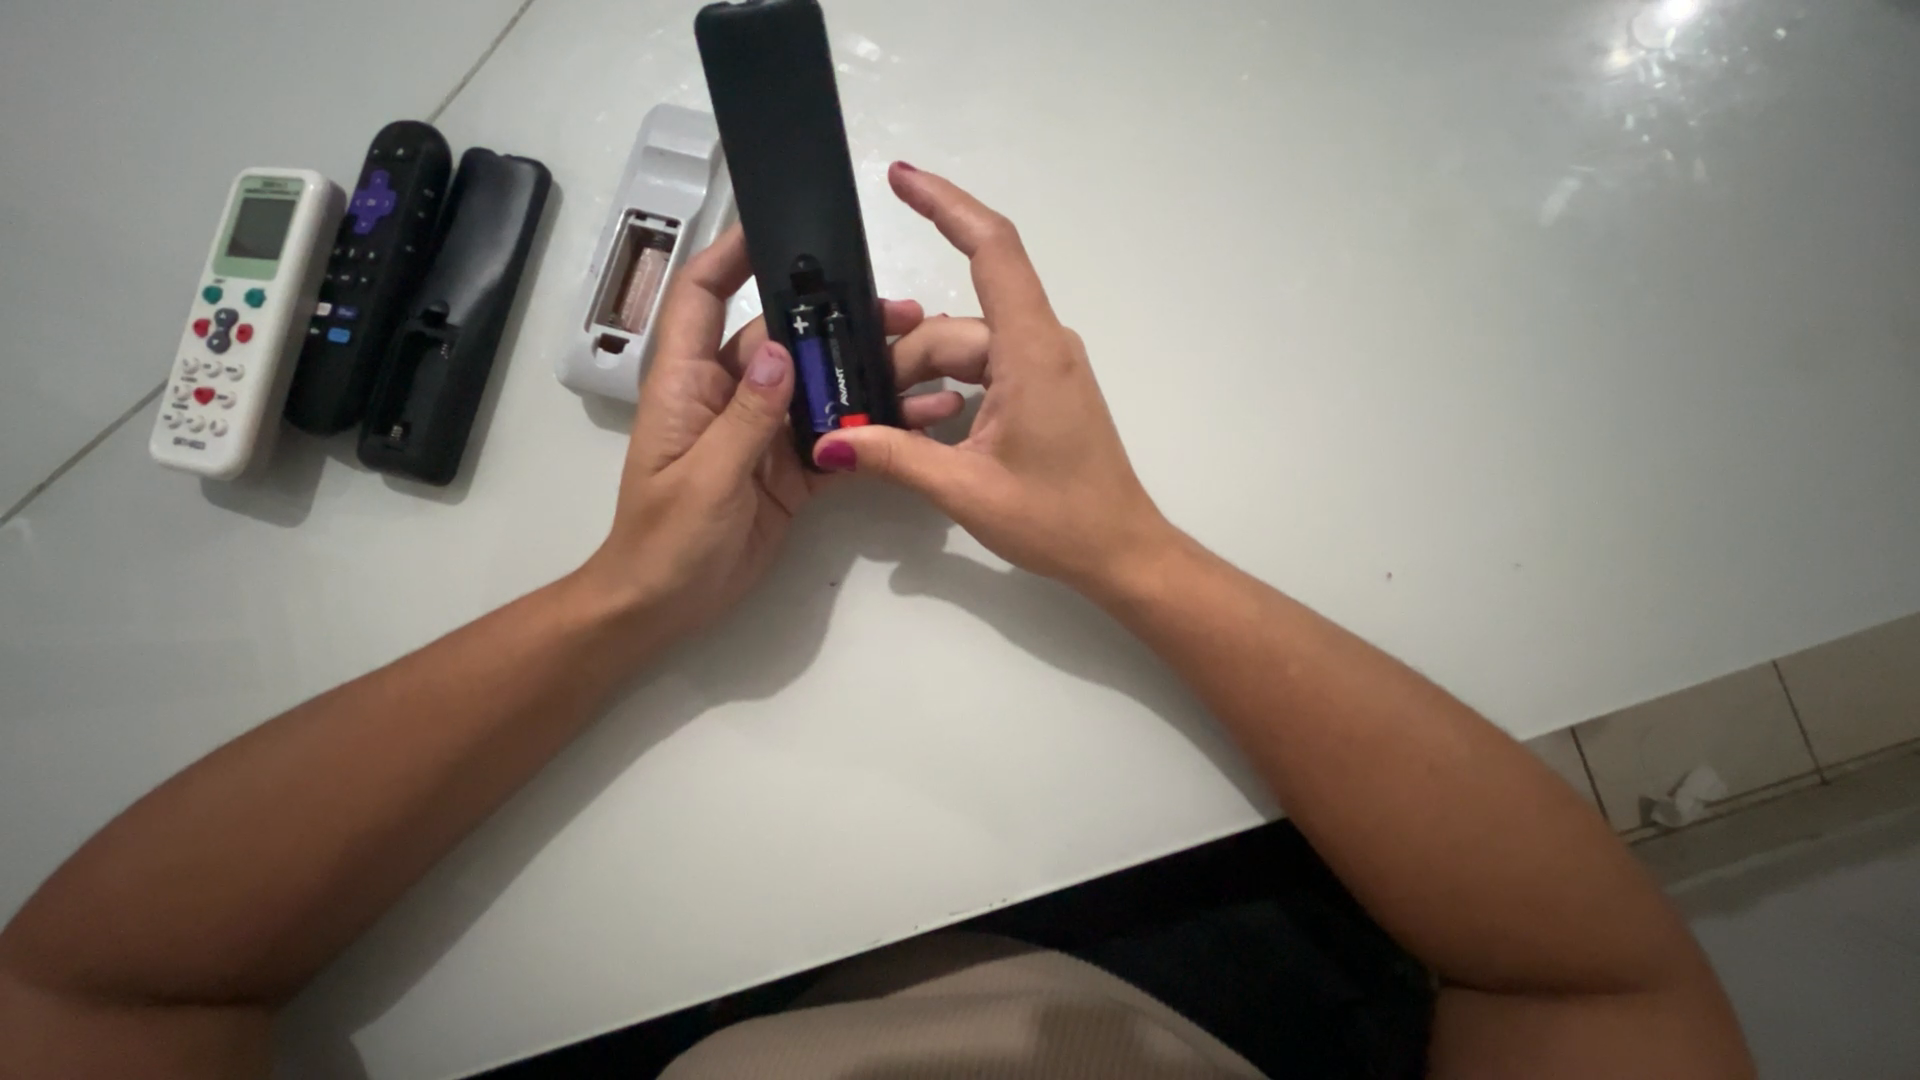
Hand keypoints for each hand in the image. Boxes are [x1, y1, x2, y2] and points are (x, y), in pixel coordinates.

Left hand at [576, 225, 978, 643]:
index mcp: (688, 383)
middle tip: (902, 312)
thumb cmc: (665, 539)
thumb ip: (744, 415)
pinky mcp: (791, 468)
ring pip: (818, 386)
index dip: (731, 254)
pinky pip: (833, 437)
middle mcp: (728, 395)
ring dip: (864, 373)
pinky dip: (870, 430)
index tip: (778, 224)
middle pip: (783, 338)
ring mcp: (764, 432)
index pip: (701, 296)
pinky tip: (914, 419)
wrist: (667, 604)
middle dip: (836, 320)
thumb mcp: (704, 476)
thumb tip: (778, 350)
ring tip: (922, 361)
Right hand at [812, 164, 1178, 596]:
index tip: (899, 178)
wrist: (1120, 549)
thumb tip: (830, 442)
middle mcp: (1041, 345)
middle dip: (900, 360)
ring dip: (920, 381)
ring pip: (965, 350)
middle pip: (954, 325)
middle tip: (856, 414)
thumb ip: (895, 458)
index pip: (991, 250)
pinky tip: (920, 427)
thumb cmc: (1057, 520)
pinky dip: (947, 390)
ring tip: (882, 426)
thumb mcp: (966, 489)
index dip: (945, 205)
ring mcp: (1044, 367)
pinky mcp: (1043, 389)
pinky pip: (984, 370)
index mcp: (1031, 352)